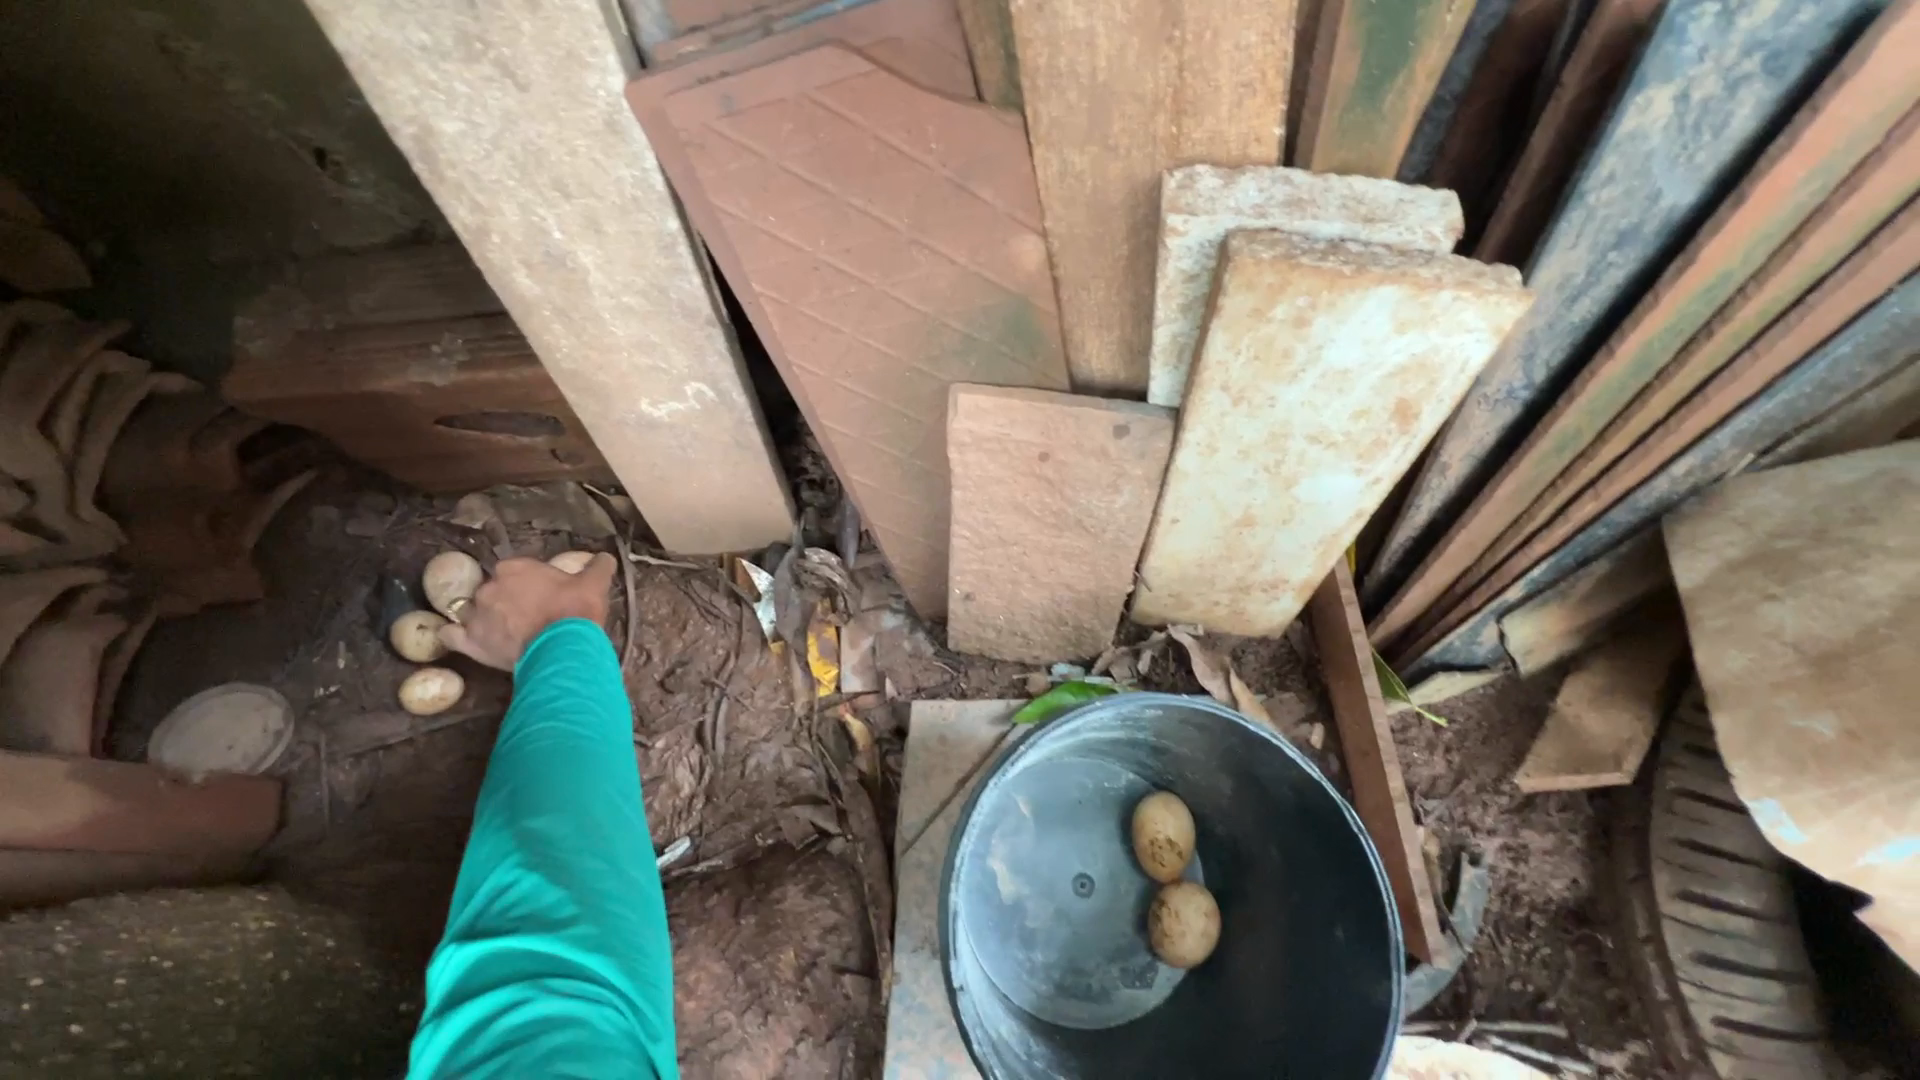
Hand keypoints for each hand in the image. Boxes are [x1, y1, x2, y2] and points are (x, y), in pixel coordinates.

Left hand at [439, 553, 616, 670]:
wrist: (563, 650)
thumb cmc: (575, 611)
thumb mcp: (595, 584)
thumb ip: (599, 566)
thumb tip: (605, 556)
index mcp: (514, 568)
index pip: (515, 569)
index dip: (528, 581)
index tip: (542, 592)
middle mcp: (488, 587)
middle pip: (493, 589)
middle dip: (507, 598)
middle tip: (528, 612)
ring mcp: (476, 616)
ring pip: (472, 611)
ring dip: (484, 616)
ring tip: (503, 629)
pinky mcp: (470, 643)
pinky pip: (451, 636)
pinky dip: (455, 635)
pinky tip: (465, 637)